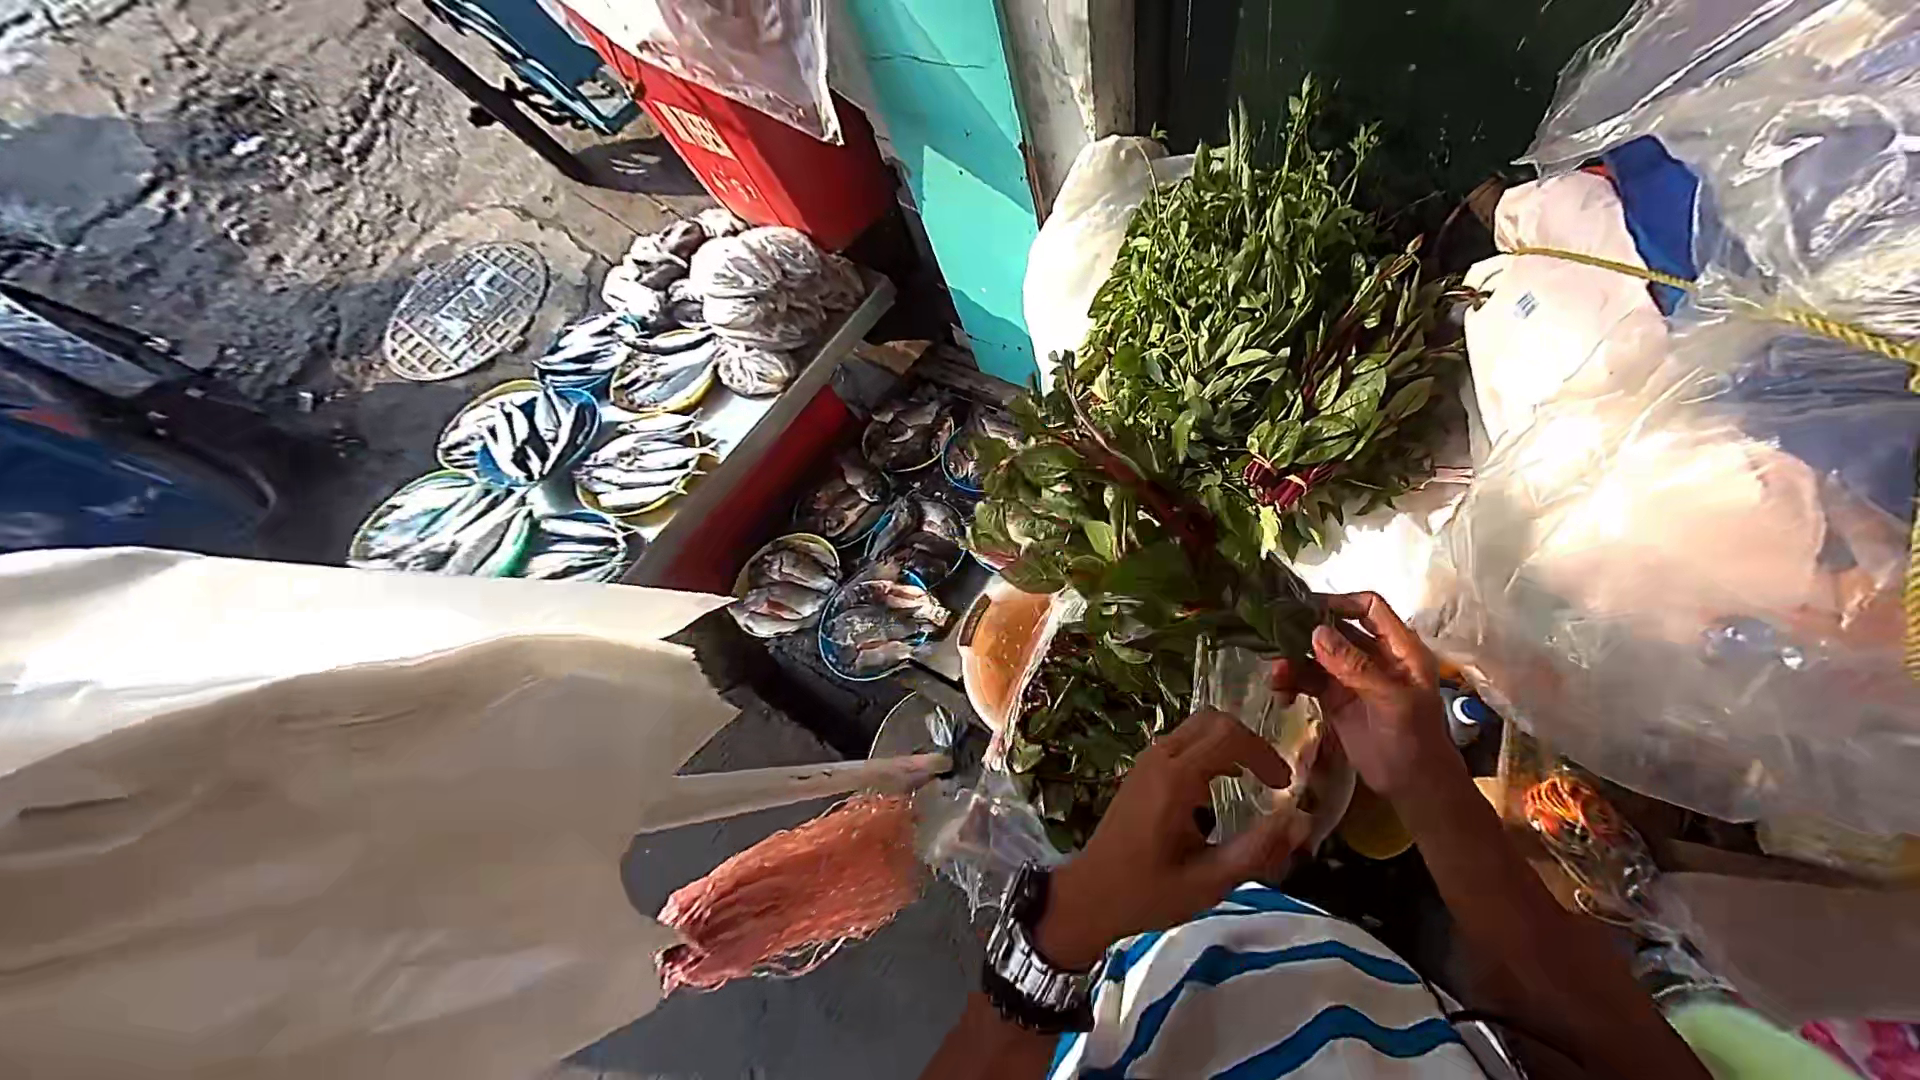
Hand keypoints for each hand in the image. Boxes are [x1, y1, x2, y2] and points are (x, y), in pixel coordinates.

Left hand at [1033, 710, 1310, 968]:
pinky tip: (1221, 788)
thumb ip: (1258, 850)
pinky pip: (1183, 742)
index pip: (1229, 735)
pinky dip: (1210, 752)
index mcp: (1174, 779)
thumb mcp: (1210, 881)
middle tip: (1272, 780)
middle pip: (1212, 720)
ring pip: (1196, 727)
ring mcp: (1147, 760)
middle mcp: (1159, 758)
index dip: (1265, 754)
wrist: (1092, 892)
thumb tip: (1301, 820)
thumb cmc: (1149, 892)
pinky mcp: (1143, 769)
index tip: (1284, 787)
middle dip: (1250, 742)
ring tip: (1256, 783)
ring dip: (1230, 745)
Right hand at [1272, 592, 1458, 802]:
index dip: (1340, 602)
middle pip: (1334, 628)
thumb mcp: (1391, 700)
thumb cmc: (1415, 741)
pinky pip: (1305, 678)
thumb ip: (1355, 666)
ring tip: (1276, 675)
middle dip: (1304, 631)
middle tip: (1274, 636)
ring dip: (1292, 660)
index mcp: (1398, 649)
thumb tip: (1317, 632)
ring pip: (1314, 653)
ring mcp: (1349, 676)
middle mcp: (1372, 656)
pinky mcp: (1332, 696)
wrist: (1414, 789)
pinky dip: (1290, 682)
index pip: (1369, 608)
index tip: (1307, 610)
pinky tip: (1280, 693)